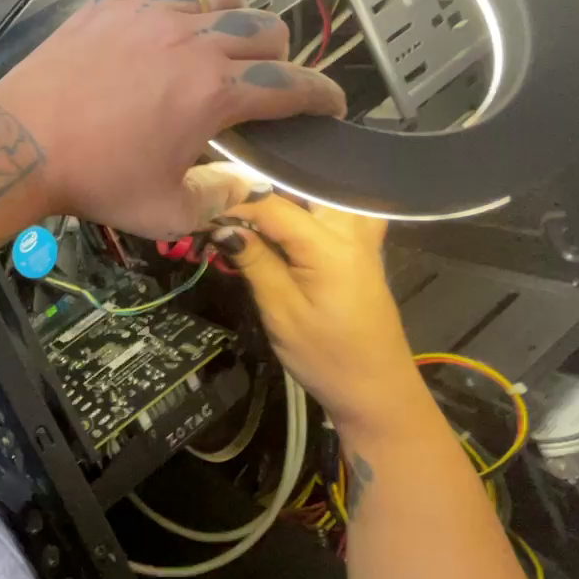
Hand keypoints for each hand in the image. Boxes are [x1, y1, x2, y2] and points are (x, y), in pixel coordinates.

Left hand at [0, 0, 345, 238]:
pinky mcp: (111, 2)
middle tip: (261, 77)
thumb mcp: (164, 212)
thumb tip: (240, 184)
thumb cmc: (93, 178)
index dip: (322, 96)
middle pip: (264, 29)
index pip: (292, 85)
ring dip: (234, 10)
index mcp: (216, 94)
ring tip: (223, 31)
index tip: (328, 104)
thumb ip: (217, 200)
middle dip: (278, 55)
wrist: (22, 143)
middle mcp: (193, 42)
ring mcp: (149, 14)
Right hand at [214, 197, 431, 437]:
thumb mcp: (281, 312)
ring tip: (253, 200)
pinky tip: (290, 211)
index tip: (199, 203)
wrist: (379, 394)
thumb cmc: (327, 358)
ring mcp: (362, 240)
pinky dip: (312, 202)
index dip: (233, 201)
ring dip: (289, 190)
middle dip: (262, 183)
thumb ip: (254, 261)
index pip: (272, 205)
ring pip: (326, 193)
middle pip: (304, 186)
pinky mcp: (362, 250)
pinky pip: (339, 208)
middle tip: (224, 195)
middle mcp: (350, 233)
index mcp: (330, 248)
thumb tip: (221, 225)